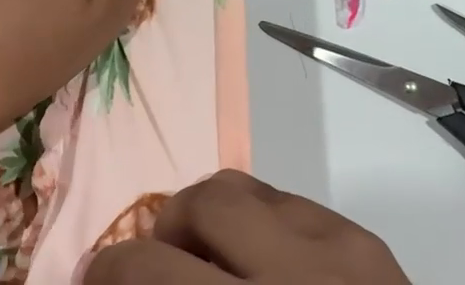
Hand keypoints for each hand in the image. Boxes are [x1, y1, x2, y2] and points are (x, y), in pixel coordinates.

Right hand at [87, 170, 411, 283]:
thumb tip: (126, 283)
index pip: (149, 271)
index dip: (106, 272)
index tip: (96, 282)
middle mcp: (294, 272)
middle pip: (203, 202)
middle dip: (165, 230)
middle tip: (157, 267)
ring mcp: (340, 247)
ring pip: (249, 188)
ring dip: (215, 219)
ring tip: (211, 260)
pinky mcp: (368, 241)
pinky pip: (294, 202)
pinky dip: (264, 225)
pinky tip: (267, 267)